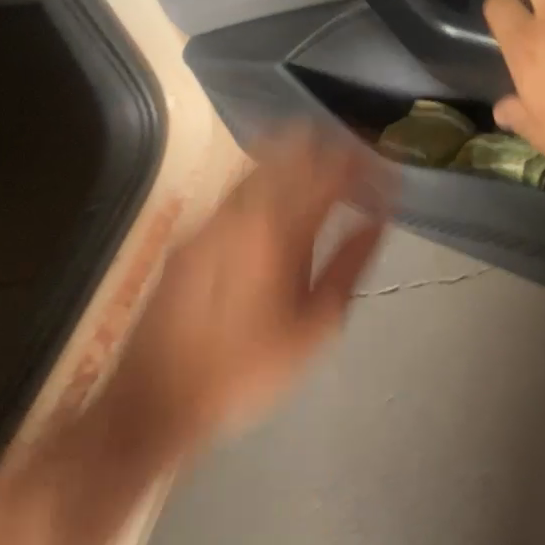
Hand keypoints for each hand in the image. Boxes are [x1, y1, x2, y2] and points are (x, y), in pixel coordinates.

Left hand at [96, 125, 389, 459]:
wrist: (153, 399)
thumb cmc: (247, 368)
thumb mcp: (315, 327)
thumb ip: (350, 265)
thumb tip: (378, 221)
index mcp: (280, 228)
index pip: (334, 169)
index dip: (367, 163)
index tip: (390, 173)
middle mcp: (244, 208)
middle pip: (295, 146)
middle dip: (334, 148)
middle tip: (360, 167)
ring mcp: (212, 215)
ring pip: (264, 159)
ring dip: (302, 159)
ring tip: (328, 181)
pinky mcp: (191, 231)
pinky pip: (241, 185)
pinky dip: (273, 179)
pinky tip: (283, 207)